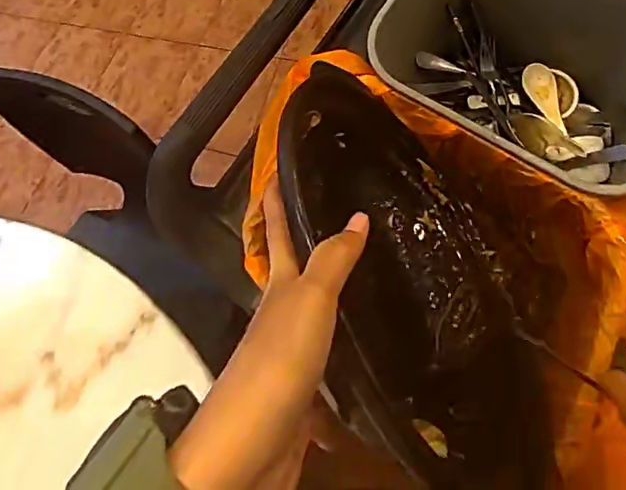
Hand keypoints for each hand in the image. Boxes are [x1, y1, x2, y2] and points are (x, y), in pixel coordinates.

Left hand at [169, 184, 369, 489]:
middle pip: (301, 272)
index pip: (277, 231)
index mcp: (279, 288)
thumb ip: (333, 260)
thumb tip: (358, 215)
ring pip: (323, 320)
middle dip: (317, 246)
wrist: (247, 455)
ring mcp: (294, 359)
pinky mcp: (307, 399)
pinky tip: (378, 367)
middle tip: (348, 220)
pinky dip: (353, 371)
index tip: (278, 171)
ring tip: (376, 284)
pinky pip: (336, 375)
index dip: (276, 201)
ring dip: (342, 304)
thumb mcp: (308, 301)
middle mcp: (283, 317)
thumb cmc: (275, 364)